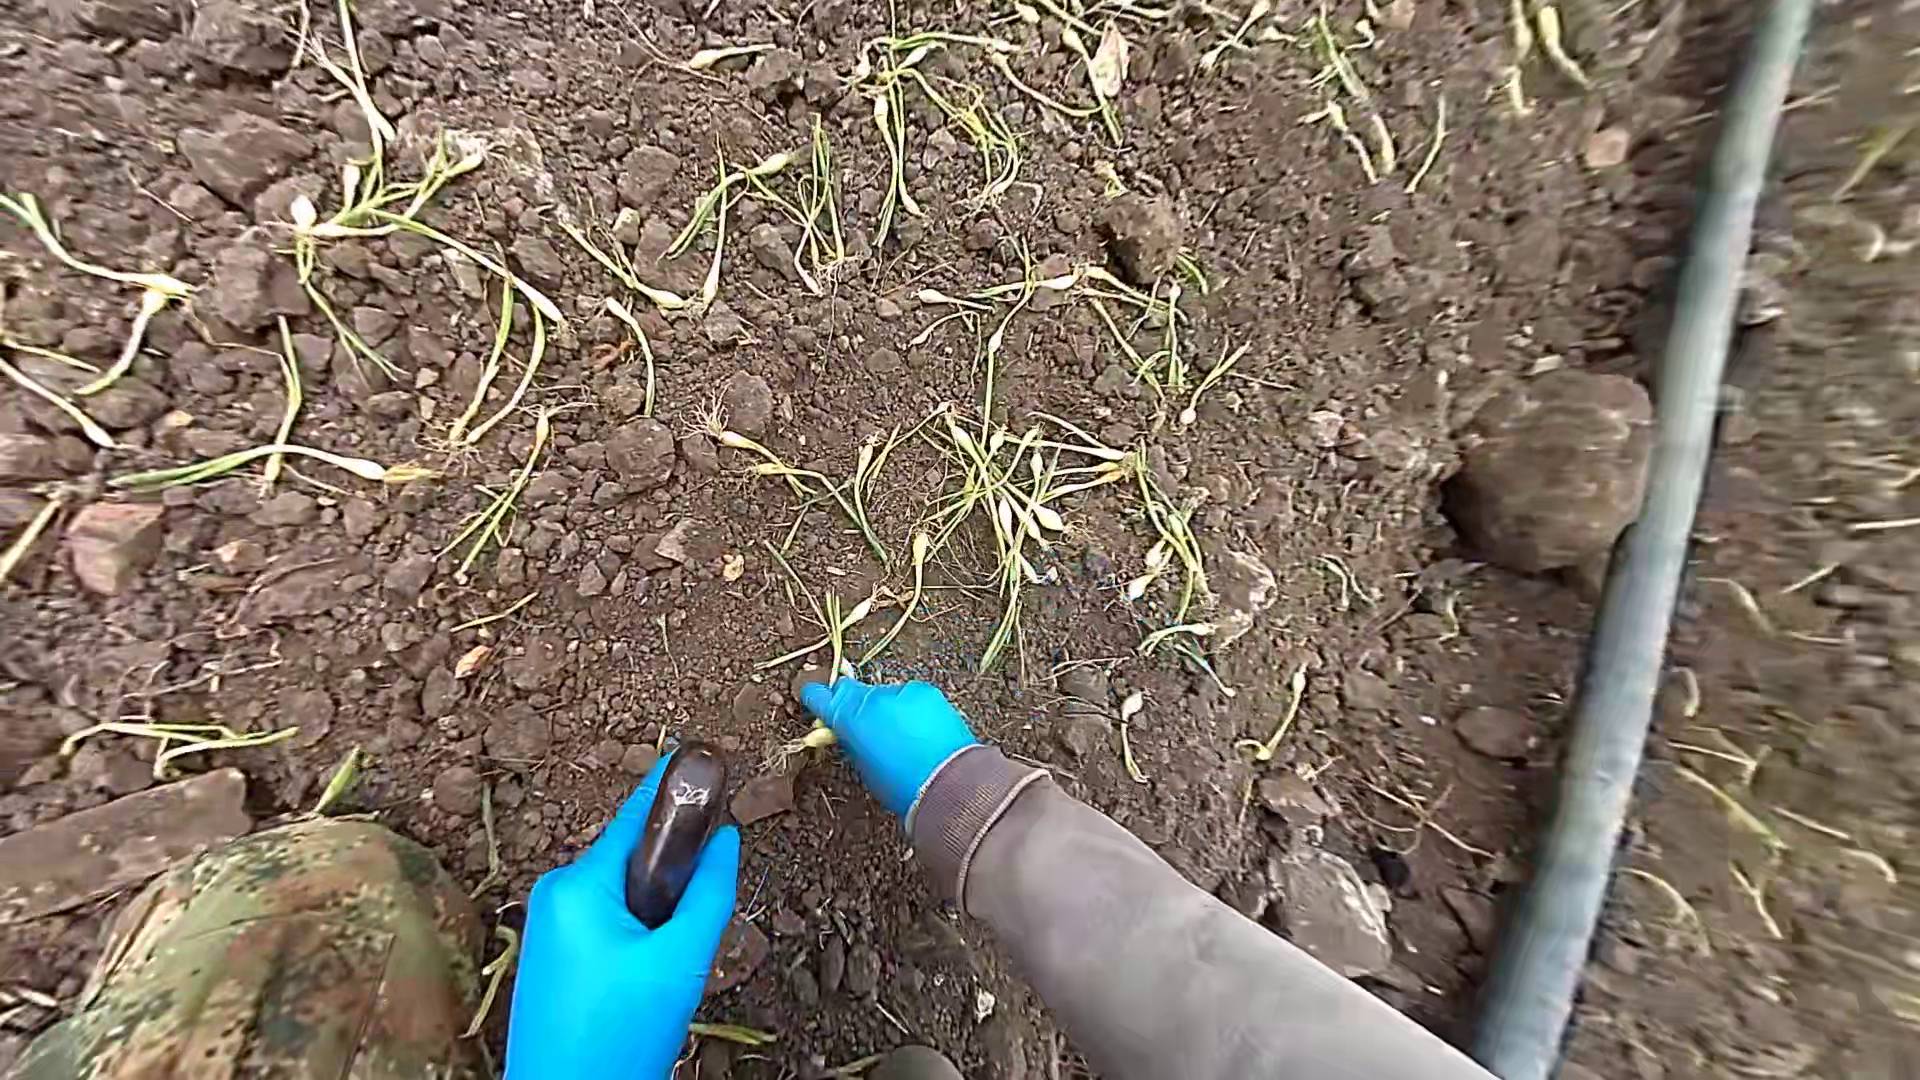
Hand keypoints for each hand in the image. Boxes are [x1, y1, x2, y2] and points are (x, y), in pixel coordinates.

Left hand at [505, 754, 739, 1079]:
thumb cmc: (621, 1035)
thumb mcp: (684, 955)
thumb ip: (712, 887)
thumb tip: (726, 835)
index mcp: (579, 884)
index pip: (639, 811)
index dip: (677, 783)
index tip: (710, 757)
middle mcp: (557, 893)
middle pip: (637, 850)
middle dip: (675, 867)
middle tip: (698, 908)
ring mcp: (550, 923)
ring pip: (628, 883)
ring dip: (660, 898)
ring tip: (674, 949)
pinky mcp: (554, 950)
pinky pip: (611, 909)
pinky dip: (642, 917)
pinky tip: (652, 962)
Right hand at [801, 677, 977, 816]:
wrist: (949, 780)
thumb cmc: (903, 786)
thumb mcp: (865, 768)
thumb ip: (850, 742)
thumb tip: (842, 732)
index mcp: (852, 719)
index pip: (824, 697)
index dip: (817, 697)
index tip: (814, 697)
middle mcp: (874, 698)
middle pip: (851, 690)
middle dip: (850, 701)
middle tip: (857, 718)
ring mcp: (900, 692)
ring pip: (882, 694)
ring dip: (883, 707)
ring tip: (897, 733)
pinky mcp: (924, 691)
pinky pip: (907, 696)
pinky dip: (906, 707)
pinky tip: (916, 728)